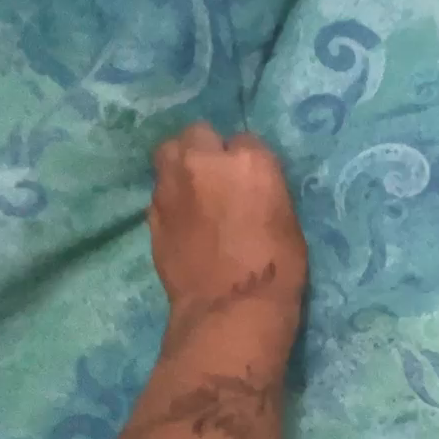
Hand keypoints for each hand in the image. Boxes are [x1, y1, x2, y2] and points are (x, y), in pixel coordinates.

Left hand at [150, 123, 307, 367]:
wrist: (231, 304)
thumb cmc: (278, 266)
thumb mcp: (287, 221)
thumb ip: (263, 191)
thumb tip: (249, 185)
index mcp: (249, 162)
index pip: (248, 140)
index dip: (252, 160)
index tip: (258, 178)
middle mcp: (203, 161)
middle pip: (199, 134)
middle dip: (211, 149)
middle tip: (224, 176)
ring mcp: (169, 182)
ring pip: (171, 152)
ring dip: (185, 164)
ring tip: (201, 189)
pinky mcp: (150, 207)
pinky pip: (163, 187)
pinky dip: (175, 194)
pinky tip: (190, 216)